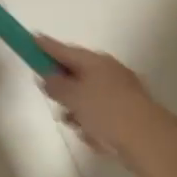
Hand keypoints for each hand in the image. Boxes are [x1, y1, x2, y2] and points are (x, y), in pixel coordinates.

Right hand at [35, 36, 157, 157]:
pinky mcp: (123, 113)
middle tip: (54, 99)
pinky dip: (91, 123)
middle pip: (75, 76)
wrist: (145, 138)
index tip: (30, 38)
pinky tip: (94, 136)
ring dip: (76, 112)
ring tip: (78, 125)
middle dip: (63, 90)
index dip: (46, 46)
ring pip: (85, 99)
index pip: (65, 51)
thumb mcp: (73, 96)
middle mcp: (107, 73)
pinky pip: (97, 115)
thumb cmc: (106, 111)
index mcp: (95, 62)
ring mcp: (118, 93)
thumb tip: (46, 75)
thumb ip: (56, 85)